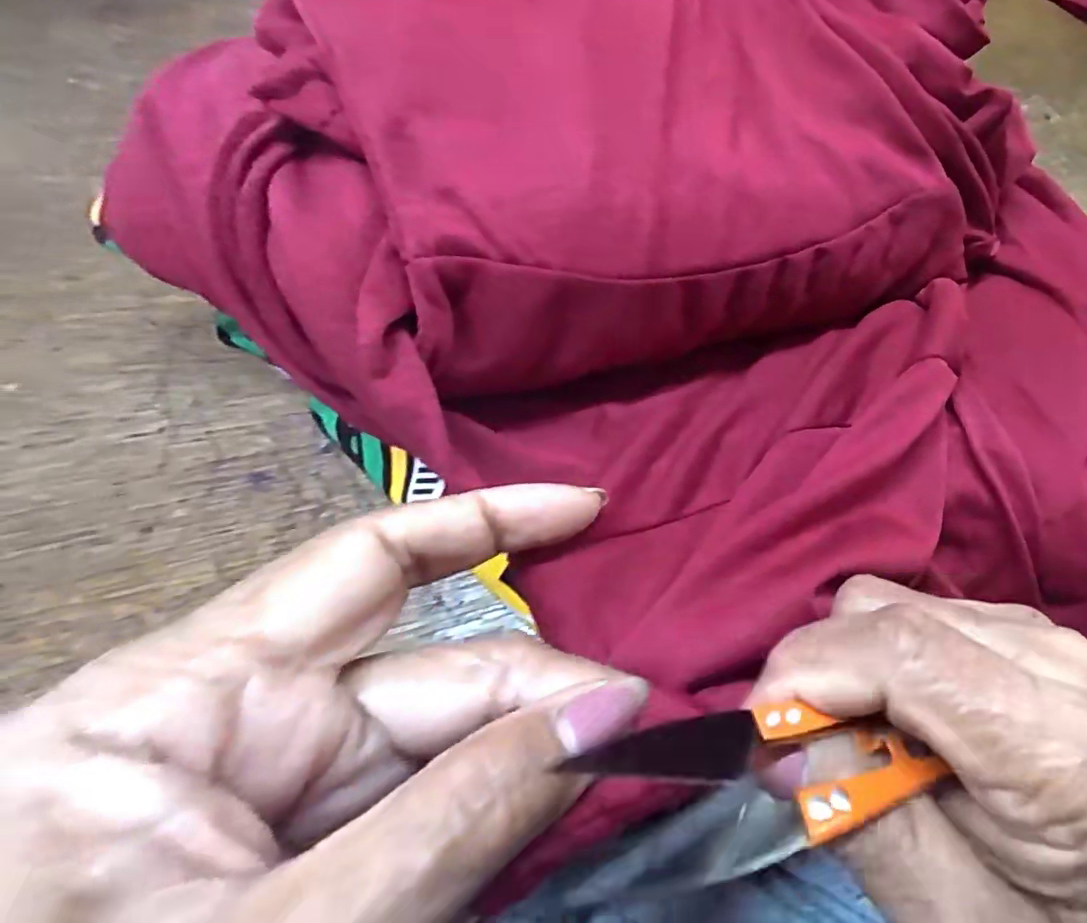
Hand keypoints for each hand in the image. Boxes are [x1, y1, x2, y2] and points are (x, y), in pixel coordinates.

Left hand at [0, 484, 648, 922]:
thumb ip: (458, 815)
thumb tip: (614, 709)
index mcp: (171, 711)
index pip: (365, 565)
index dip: (489, 520)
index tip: (591, 508)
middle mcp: (233, 734)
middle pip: (439, 674)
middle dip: (543, 695)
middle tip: (640, 727)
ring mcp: (279, 797)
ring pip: (453, 743)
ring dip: (539, 755)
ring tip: (625, 764)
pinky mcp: (312, 852)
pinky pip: (443, 801)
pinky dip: (511, 804)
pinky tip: (571, 800)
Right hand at [749, 576, 1086, 922]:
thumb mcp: (950, 914)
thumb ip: (870, 818)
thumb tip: (785, 736)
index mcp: (1068, 755)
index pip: (918, 657)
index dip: (816, 670)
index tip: (760, 727)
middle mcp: (1068, 670)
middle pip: (904, 615)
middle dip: (824, 667)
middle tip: (798, 750)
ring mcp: (1055, 637)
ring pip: (909, 602)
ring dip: (857, 661)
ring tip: (862, 741)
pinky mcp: (1034, 629)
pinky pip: (933, 611)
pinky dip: (891, 654)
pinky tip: (907, 716)